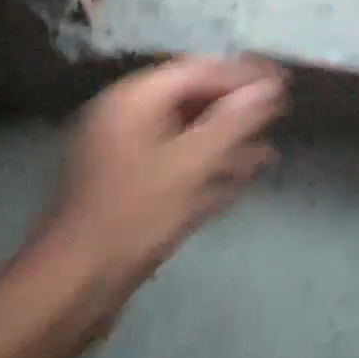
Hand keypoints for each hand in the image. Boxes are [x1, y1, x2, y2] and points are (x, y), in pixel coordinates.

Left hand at [37, 57, 285, 286]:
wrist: (76, 286)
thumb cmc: (134, 216)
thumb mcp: (191, 165)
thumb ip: (233, 122)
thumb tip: (270, 87)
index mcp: (133, 100)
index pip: (197, 71)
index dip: (241, 75)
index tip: (282, 81)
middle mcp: (125, 118)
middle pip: (190, 101)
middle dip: (235, 108)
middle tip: (280, 111)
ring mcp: (124, 155)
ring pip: (185, 136)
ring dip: (226, 141)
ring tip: (269, 149)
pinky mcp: (129, 189)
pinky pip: (176, 165)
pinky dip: (207, 168)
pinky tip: (242, 177)